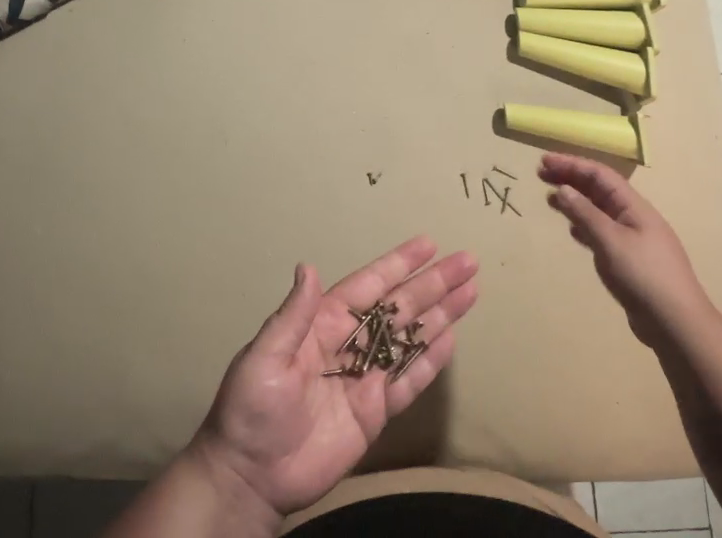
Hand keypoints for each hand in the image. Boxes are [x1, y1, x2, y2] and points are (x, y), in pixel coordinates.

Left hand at [188, 237, 478, 517]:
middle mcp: (350, 344)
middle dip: (433, 284)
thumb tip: (309, 266)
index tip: (428, 244)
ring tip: (471, 292)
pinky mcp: (375, 413)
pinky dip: (430, 362)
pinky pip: (409, 382)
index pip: (369, 286)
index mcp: (323, 324)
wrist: (252, 476)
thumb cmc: (250, 409)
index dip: (398, 264)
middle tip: (467, 262)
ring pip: (411, 339)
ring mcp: (366, 378)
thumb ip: (293, 315)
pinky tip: (451, 339)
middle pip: (399, 307)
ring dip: (441, 315)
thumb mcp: (264, 356)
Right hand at [541, 153, 710, 347]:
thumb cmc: (643, 275)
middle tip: (541, 174)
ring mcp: (633, 239)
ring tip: (550, 198)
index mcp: (634, 207)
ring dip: (575, 201)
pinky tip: (572, 229)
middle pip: (599, 190)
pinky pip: (602, 232)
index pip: (600, 175)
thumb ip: (585, 214)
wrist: (675, 322)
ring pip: (599, 211)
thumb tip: (562, 189)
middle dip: (571, 179)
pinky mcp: (629, 260)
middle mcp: (634, 217)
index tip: (544, 161)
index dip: (571, 164)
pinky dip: (584, 225)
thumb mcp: (610, 241)